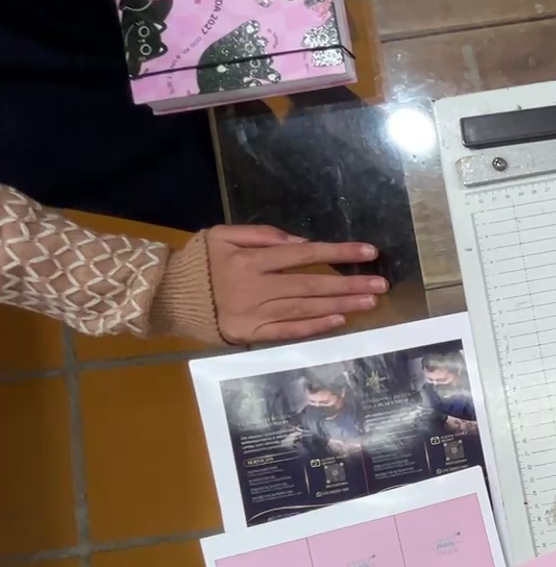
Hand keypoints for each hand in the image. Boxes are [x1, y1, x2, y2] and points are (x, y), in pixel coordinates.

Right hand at [207, 225, 387, 343]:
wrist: (164, 293)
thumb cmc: (202, 262)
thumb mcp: (222, 236)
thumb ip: (262, 235)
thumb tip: (303, 242)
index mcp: (248, 259)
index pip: (303, 254)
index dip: (338, 253)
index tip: (370, 252)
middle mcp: (254, 285)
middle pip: (311, 284)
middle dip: (349, 284)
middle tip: (381, 284)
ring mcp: (255, 311)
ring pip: (306, 308)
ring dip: (342, 305)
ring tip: (371, 301)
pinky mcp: (253, 332)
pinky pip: (290, 329)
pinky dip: (316, 326)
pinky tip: (341, 321)